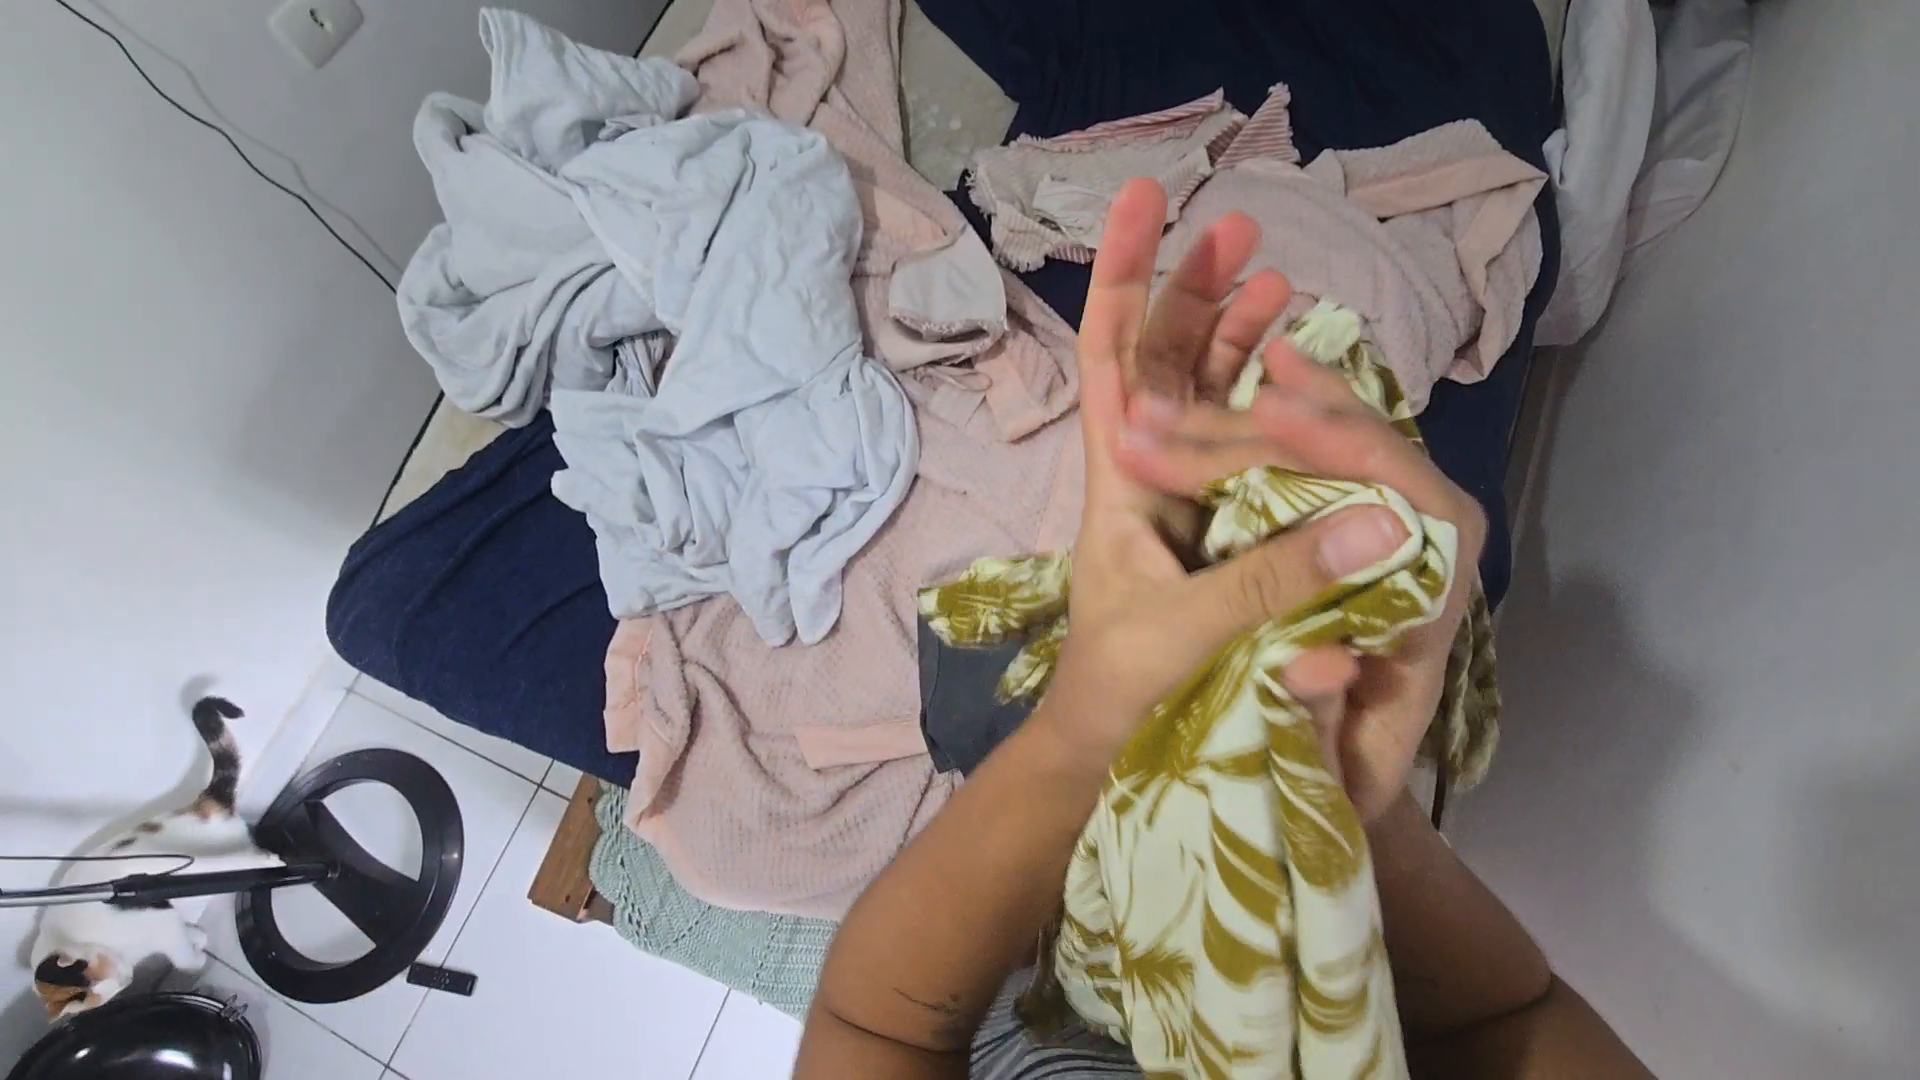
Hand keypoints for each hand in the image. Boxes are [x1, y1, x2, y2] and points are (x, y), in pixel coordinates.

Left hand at [1029, 178, 1418, 767]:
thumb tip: (1384, 521)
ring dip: (1231, 338)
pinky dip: (1261, 404)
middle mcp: (1144, 472)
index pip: (1113, 358)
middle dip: (1192, 293)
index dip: (1122, 276)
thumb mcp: (1193, 631)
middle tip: (1242, 233)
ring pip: (1199, 396)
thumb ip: (1277, 579)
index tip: (1142, 202)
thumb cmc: (1124, 688)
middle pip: (1162, 361)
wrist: (1105, 738)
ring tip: (1273, 283)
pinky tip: (1292, 374)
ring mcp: (1177, 495)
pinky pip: (1235, 447)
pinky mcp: (1209, 524)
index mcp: (1121, 481)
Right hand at [1113, 335, 1486, 822]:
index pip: (1428, 522)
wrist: (1311, 785)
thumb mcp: (1309, 778)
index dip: (1365, 459)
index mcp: (1421, 635)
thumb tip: (1326, 658)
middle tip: (1211, 407)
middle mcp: (1415, 576)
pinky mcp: (1343, 539)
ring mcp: (1381, 550)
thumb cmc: (1308, 788)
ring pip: (1356, 458)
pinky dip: (1297, 419)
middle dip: (1303, 430)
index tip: (1278, 422)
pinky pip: (1331, 464)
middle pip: (1386, 471)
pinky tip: (1263, 379)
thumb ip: (1317, 724)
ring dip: (1285, 415)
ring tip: (1226, 380)